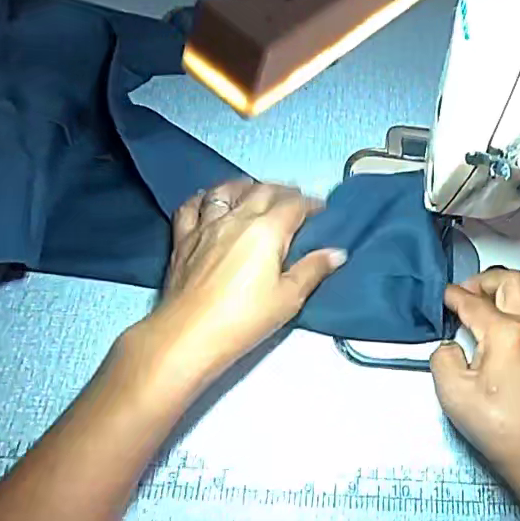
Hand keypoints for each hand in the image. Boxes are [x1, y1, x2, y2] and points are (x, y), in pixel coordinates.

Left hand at [128, 180, 346, 386]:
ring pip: (225, 191)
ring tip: (253, 190)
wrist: (189, 334)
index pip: (294, 205)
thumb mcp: (288, 299)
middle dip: (283, 192)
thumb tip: (337, 252)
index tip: (320, 210)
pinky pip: (191, 207)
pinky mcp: (182, 238)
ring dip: (244, 186)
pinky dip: (203, 199)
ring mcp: (206, 226)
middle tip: (294, 201)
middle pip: (262, 191)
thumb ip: (312, 270)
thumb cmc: (244, 319)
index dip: (311, 204)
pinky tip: (208, 201)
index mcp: (267, 230)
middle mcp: (236, 218)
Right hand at [431, 268, 519, 491]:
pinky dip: (511, 321)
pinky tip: (495, 345)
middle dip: (484, 280)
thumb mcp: (453, 392)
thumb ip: (443, 358)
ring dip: (500, 299)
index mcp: (506, 332)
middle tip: (465, 293)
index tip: (442, 296)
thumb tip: (450, 348)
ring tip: (477, 317)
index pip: (473, 301)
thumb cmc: (502, 427)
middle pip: (511, 281)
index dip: (452, 295)